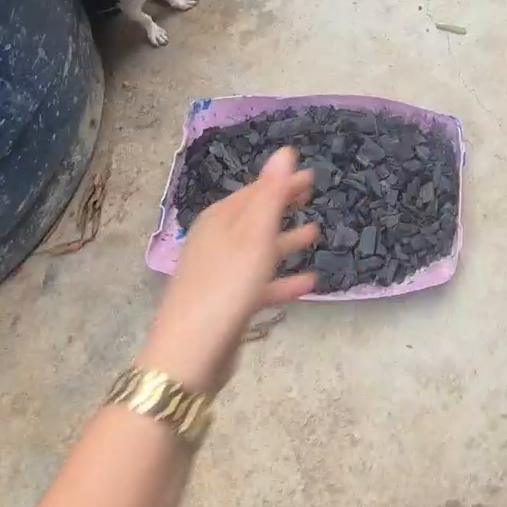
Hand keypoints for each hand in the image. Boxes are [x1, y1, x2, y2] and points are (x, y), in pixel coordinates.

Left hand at [137, 147, 319, 393]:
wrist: (190, 354)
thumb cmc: (226, 285)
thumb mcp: (254, 235)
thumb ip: (272, 194)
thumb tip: (285, 152)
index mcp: (219, 220)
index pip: (256, 191)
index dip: (283, 182)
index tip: (311, 177)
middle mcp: (217, 241)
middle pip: (256, 217)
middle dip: (283, 206)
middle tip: (312, 196)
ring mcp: (220, 273)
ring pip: (259, 250)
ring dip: (286, 241)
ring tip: (316, 235)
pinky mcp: (228, 303)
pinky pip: (261, 283)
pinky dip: (283, 280)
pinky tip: (309, 282)